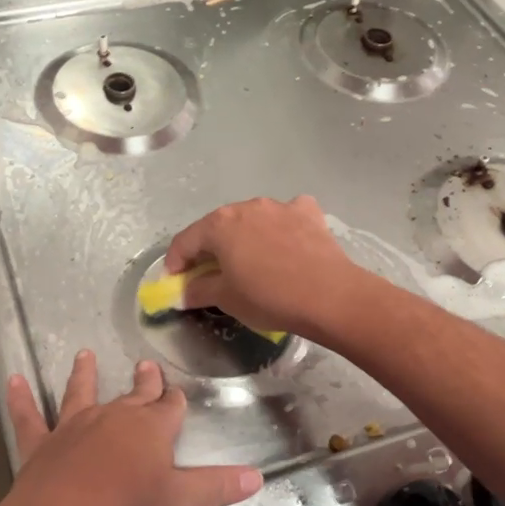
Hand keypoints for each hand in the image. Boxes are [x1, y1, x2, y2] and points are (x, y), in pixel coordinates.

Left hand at [0, 352, 262, 505]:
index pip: (169, 407)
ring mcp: (74, 426)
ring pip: (81, 393)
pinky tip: (12, 379)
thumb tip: (259, 476)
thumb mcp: (180, 501)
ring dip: (84, 375)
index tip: (175, 391)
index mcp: (151, 429)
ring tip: (84, 355)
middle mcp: (114, 417)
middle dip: (142, 382)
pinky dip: (20, 398)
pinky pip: (29, 415)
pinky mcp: (41, 442)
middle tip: (144, 364)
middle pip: (133, 396)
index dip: (174, 400)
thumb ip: (217, 486)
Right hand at [164, 196, 371, 336]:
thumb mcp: (226, 299)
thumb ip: (197, 290)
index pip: (185, 241)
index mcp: (219, 224)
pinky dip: (280, 227)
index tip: (175, 282)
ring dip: (244, 238)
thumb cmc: (269, 298)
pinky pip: (286, 216)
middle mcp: (246, 206)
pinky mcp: (308, 213)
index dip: (175, 263)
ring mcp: (279, 206)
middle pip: (218, 227)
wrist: (329, 296)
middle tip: (210, 274)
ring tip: (250, 262)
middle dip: (210, 250)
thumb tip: (182, 291)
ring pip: (252, 220)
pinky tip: (285, 244)